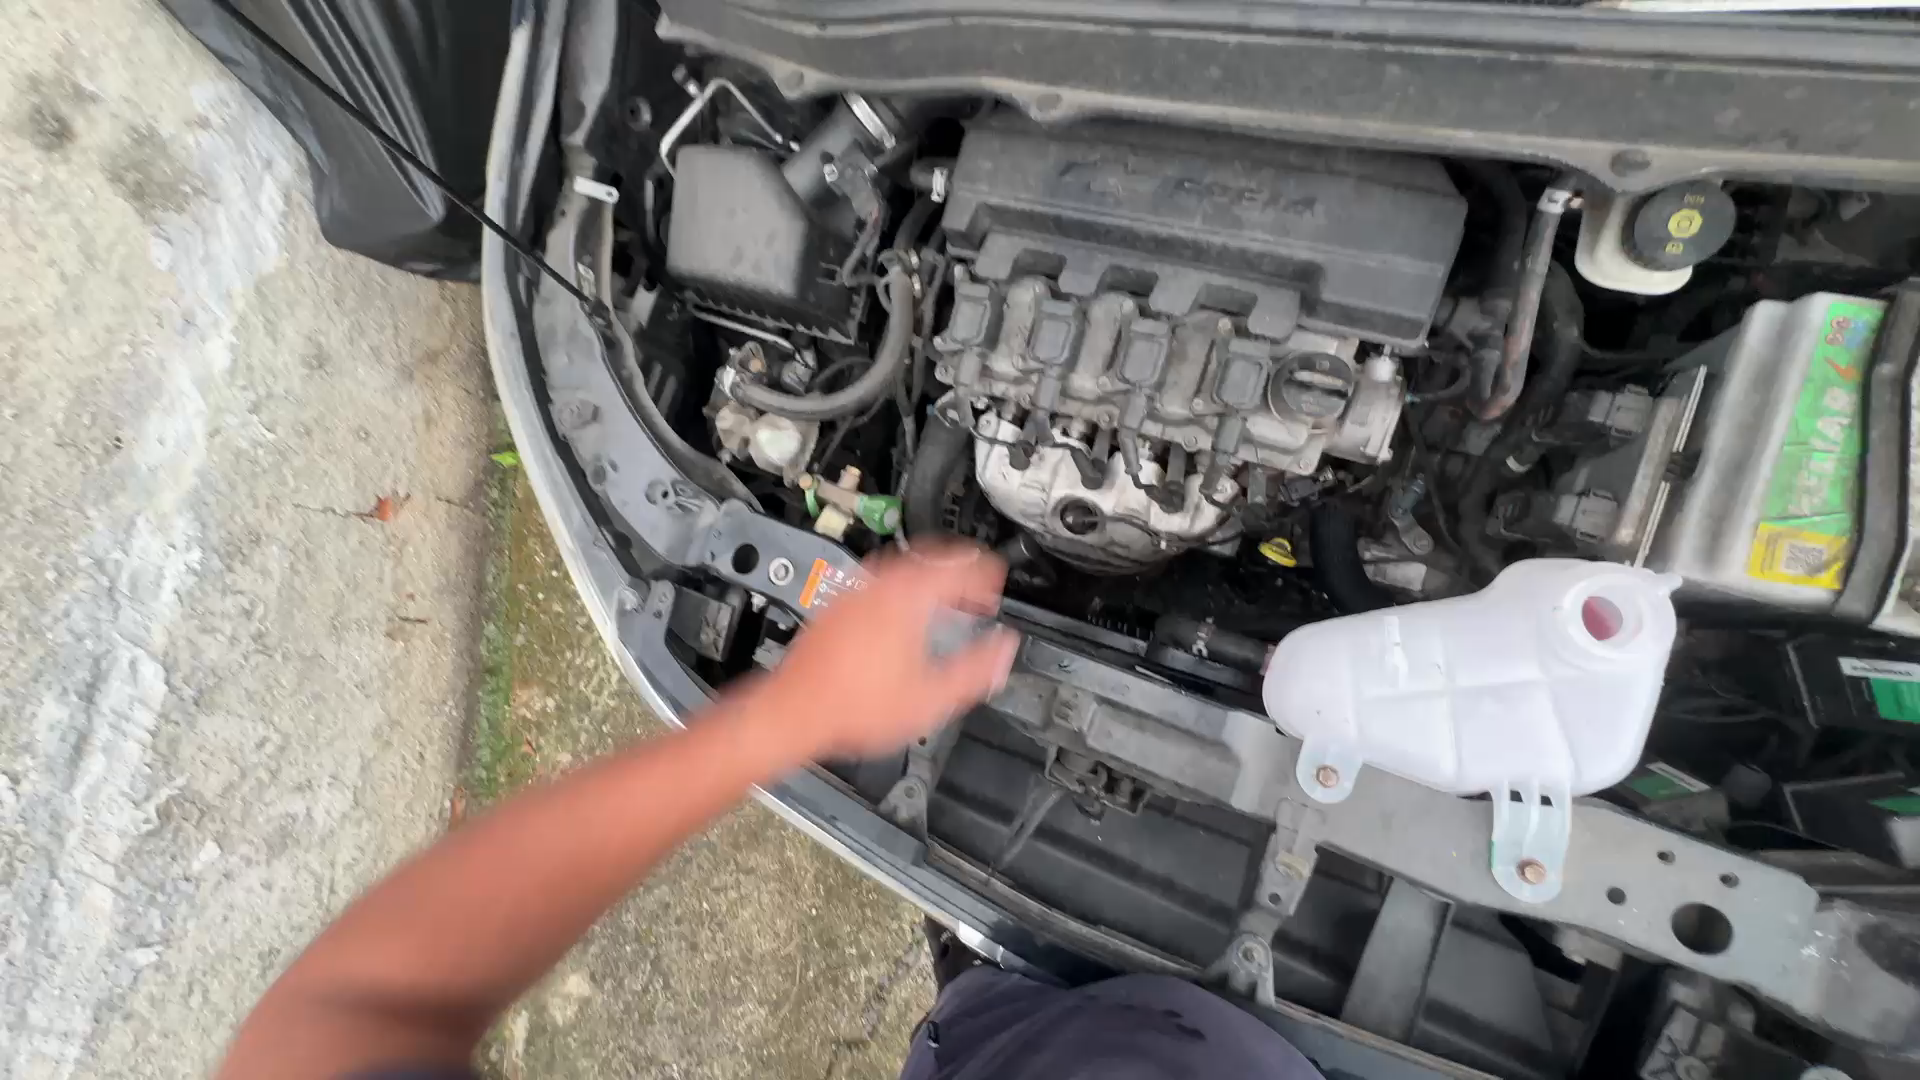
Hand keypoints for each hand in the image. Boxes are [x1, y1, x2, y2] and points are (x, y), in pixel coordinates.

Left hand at [751, 541, 1021, 760]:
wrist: (794, 712)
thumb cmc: (852, 706)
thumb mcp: (930, 697)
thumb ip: (975, 671)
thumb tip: (1003, 651)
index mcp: (907, 596)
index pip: (958, 566)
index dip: (986, 572)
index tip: (997, 580)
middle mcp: (878, 584)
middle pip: (929, 558)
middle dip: (959, 570)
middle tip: (977, 585)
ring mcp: (854, 592)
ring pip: (901, 567)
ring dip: (930, 578)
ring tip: (946, 598)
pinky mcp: (836, 606)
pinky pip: (878, 582)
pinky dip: (902, 589)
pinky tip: (904, 614)